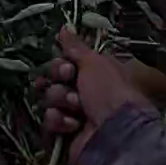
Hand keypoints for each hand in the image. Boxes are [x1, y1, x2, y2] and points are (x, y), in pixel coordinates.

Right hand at [36, 29, 154, 163]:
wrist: (116, 137)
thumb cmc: (111, 93)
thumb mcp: (95, 62)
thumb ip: (75, 47)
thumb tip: (64, 27)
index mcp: (94, 74)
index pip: (63, 62)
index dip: (61, 63)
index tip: (69, 67)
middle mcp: (84, 93)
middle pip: (53, 79)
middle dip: (59, 80)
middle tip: (70, 82)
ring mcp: (74, 115)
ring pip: (49, 98)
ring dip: (61, 101)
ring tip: (77, 109)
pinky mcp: (65, 136)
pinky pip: (48, 121)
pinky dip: (59, 122)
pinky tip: (72, 125)